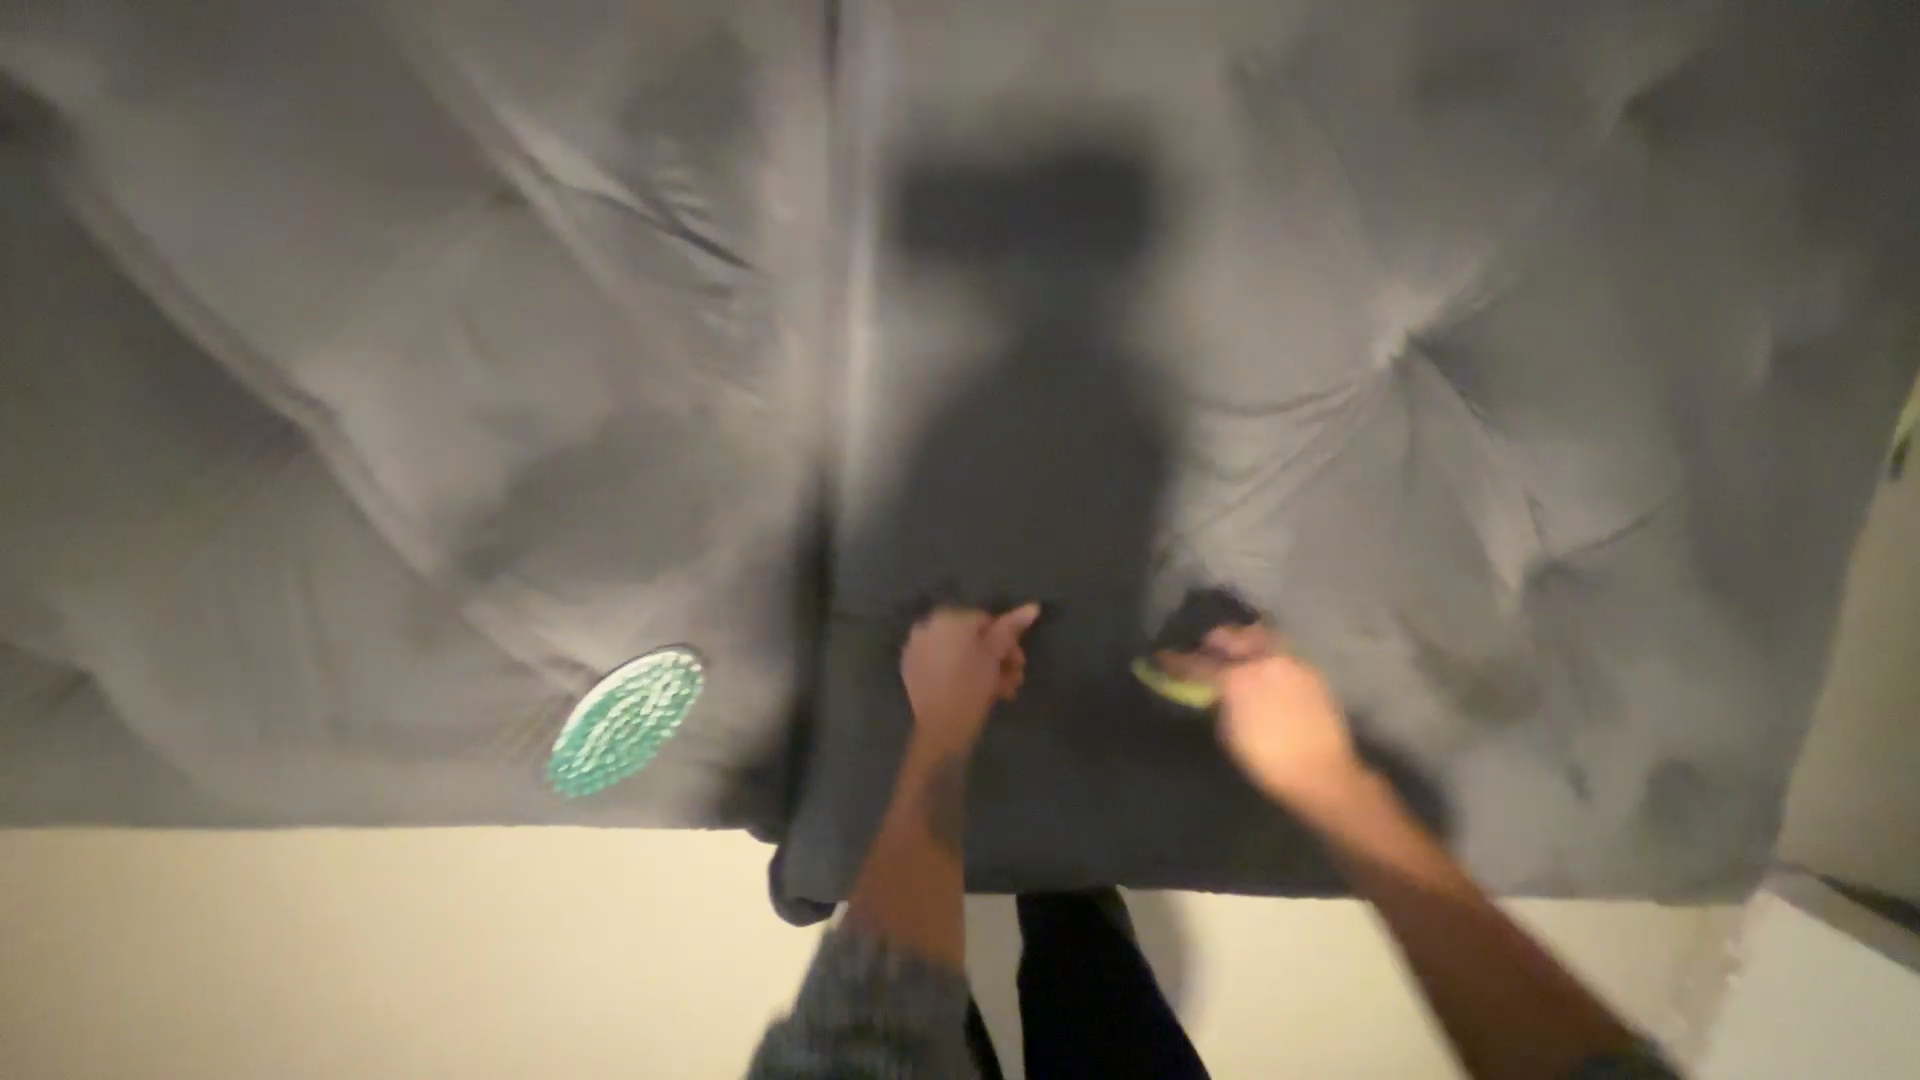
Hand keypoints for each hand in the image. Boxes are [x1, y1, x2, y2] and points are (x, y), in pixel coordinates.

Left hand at [899, 604, 1040, 745]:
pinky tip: (972, 691)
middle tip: (1012, 681)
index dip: (1007, 644)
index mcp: (948, 617)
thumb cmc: (972, 686)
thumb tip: (1033, 606)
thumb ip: (1011, 627)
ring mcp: (915, 647)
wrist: (941, 727)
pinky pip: (939, 662)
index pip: (987, 622)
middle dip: (996, 658)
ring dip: (981, 668)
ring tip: (999, 691)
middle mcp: (927, 625)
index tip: (1018, 666)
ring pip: (957, 651)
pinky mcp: (910, 668)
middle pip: (971, 637)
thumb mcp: (996, 654)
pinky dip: (956, 671)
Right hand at [1160, 624, 1367, 806]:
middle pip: (1229, 635)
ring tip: (1234, 655)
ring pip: (1259, 635)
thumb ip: (1218, 701)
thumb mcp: (1227, 732)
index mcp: (1237, 677)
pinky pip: (1280, 652)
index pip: (1196, 662)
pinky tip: (1262, 670)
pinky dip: (1265, 654)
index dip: (1174, 660)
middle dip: (1211, 642)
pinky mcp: (1310, 671)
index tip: (1160, 657)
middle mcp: (1263, 660)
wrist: (1322, 775)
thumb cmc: (1266, 761)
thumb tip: (1215, 690)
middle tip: (1201, 652)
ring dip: (1241, 641)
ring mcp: (1290, 662)